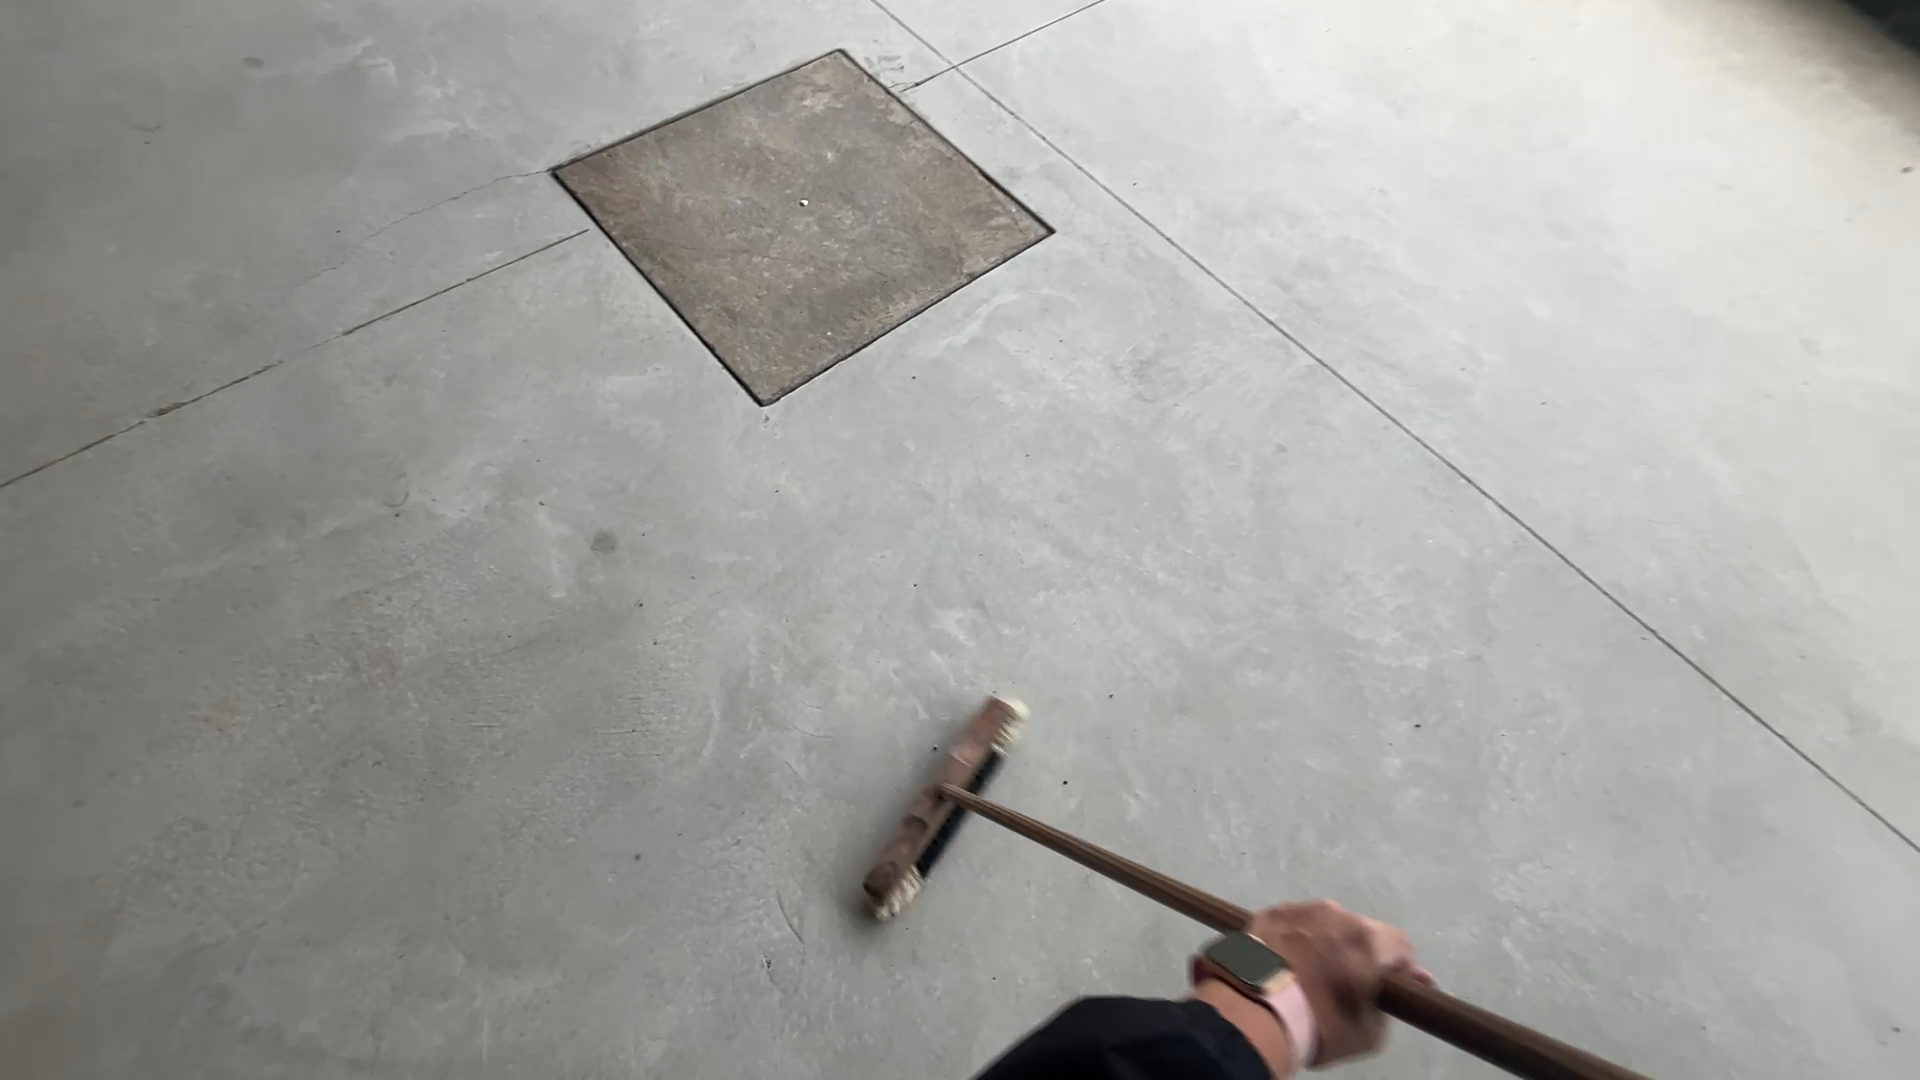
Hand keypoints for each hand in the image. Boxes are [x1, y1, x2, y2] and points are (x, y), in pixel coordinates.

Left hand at [1249, 900, 1430, 1067]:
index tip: (1390, 984)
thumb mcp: (1370, 1030)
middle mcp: (1336, 914)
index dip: (1400, 965)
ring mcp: (1300, 908)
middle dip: (1362, 951)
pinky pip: (1296, 921)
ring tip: (1313, 968)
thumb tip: (1408, 979)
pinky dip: (1298, 935)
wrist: (1255, 1006)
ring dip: (1328, 939)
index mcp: (1367, 940)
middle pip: (1361, 929)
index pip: (1400, 943)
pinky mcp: (1271, 910)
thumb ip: (1390, 1000)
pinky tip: (1288, 958)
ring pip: (1326, 921)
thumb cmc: (1321, 1024)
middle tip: (1348, 979)